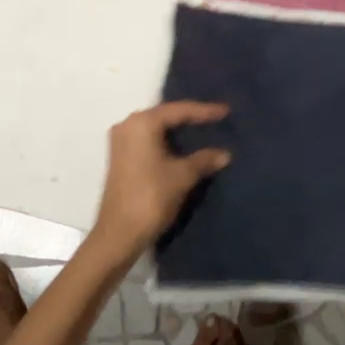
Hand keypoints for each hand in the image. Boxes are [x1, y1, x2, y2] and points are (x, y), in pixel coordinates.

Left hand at [88, 101, 231, 261]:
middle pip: (165, 116)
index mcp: (142, 123)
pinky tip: (183, 147)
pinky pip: (148, 140)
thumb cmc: (150, 198)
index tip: (226, 111)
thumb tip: (225, 154)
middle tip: (216, 118)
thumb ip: (204, 160)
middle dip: (190, 118)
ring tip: (203, 130)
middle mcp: (128, 124)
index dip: (204, 111)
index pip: (178, 110)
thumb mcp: (182, 177)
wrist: (118, 234)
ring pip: (156, 129)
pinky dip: (167, 142)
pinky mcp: (120, 157)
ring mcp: (121, 141)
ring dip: (178, 131)